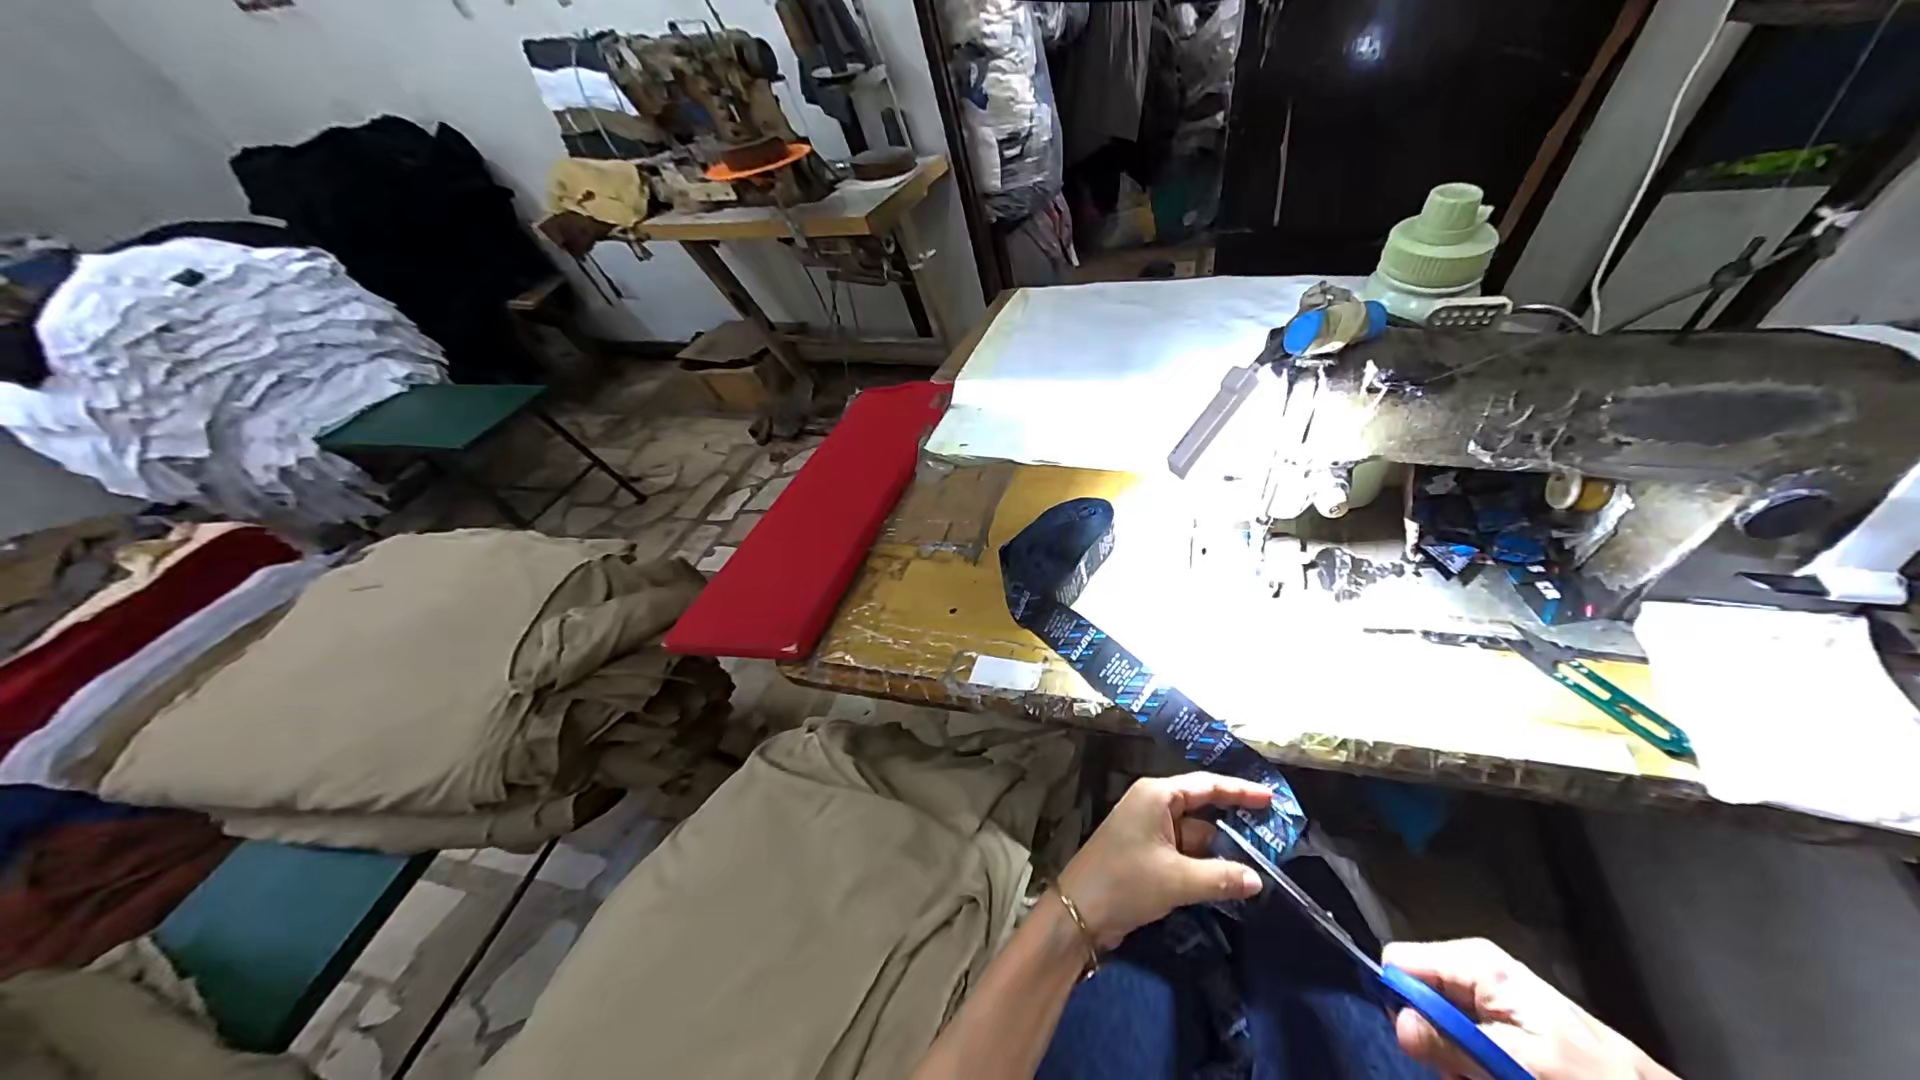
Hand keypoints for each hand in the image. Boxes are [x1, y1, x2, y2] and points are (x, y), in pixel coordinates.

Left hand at [1055, 773, 1268, 949]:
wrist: (1080, 910)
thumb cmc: (1127, 881)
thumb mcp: (1178, 880)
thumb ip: (1221, 877)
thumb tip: (1257, 879)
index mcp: (1156, 795)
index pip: (1206, 785)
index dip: (1239, 791)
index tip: (1271, 797)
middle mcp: (1152, 804)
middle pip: (1202, 807)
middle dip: (1234, 821)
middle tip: (1274, 832)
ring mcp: (1148, 829)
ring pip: (1195, 833)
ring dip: (1221, 848)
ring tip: (1263, 860)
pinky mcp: (1147, 852)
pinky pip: (1184, 850)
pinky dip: (1205, 862)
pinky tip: (1231, 877)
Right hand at [1383, 939, 1679, 1079]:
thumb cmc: (1590, 1078)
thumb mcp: (1519, 1064)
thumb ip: (1452, 1040)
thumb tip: (1398, 1021)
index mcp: (1475, 961)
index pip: (1399, 962)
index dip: (1403, 1002)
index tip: (1426, 1043)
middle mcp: (1474, 968)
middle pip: (1417, 995)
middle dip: (1434, 1039)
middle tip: (1468, 1072)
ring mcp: (1488, 995)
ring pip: (1436, 1023)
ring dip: (1455, 1059)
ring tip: (1492, 1079)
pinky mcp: (1500, 1021)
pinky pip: (1462, 1037)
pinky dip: (1473, 1064)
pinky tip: (1499, 1078)